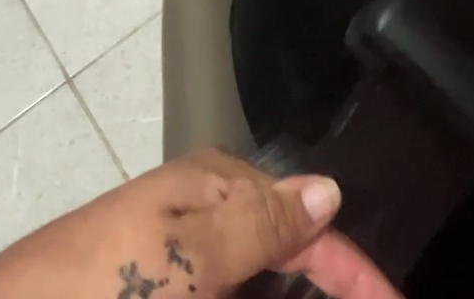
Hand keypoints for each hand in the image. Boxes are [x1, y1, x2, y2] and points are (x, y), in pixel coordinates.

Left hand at [0, 147, 399, 298]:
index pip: (303, 218)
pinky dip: (248, 289)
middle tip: (366, 297)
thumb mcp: (188, 251)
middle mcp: (196, 221)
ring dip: (287, 287)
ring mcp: (175, 264)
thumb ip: (262, 220)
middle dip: (322, 280)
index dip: (351, 265)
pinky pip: (222, 289)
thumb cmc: (107, 287)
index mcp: (209, 189)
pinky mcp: (157, 289)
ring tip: (321, 290)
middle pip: (282, 252)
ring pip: (253, 280)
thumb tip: (328, 185)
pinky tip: (257, 293)